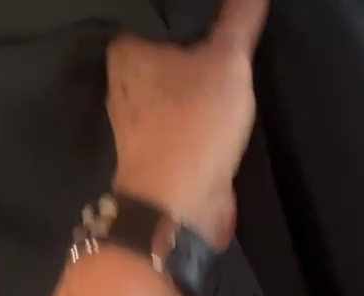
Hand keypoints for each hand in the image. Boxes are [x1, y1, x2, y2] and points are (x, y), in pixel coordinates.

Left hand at [105, 0, 265, 247]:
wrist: (180, 208)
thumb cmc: (194, 125)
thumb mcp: (228, 60)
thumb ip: (239, 21)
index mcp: (126, 52)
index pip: (154, 18)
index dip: (185, 17)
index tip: (213, 14)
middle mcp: (123, 89)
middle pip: (162, 58)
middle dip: (189, 53)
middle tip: (225, 40)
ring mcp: (138, 129)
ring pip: (171, 97)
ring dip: (194, 93)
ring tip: (227, 74)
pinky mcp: (157, 161)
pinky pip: (181, 130)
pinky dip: (197, 125)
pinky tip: (218, 117)